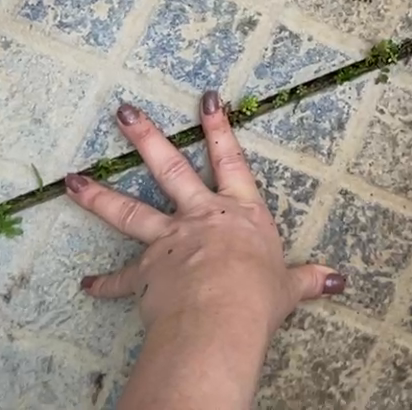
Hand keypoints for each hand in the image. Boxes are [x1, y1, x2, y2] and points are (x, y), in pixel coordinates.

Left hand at [64, 91, 343, 409]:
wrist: (222, 316)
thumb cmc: (258, 294)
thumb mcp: (288, 286)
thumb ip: (308, 279)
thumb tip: (339, 280)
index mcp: (240, 211)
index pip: (230, 158)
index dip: (219, 127)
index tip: (206, 96)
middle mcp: (201, 216)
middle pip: (171, 169)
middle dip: (147, 138)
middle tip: (123, 111)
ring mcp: (170, 241)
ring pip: (130, 211)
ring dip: (99, 195)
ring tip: (72, 179)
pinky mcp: (147, 273)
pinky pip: (122, 279)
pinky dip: (105, 284)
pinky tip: (86, 285)